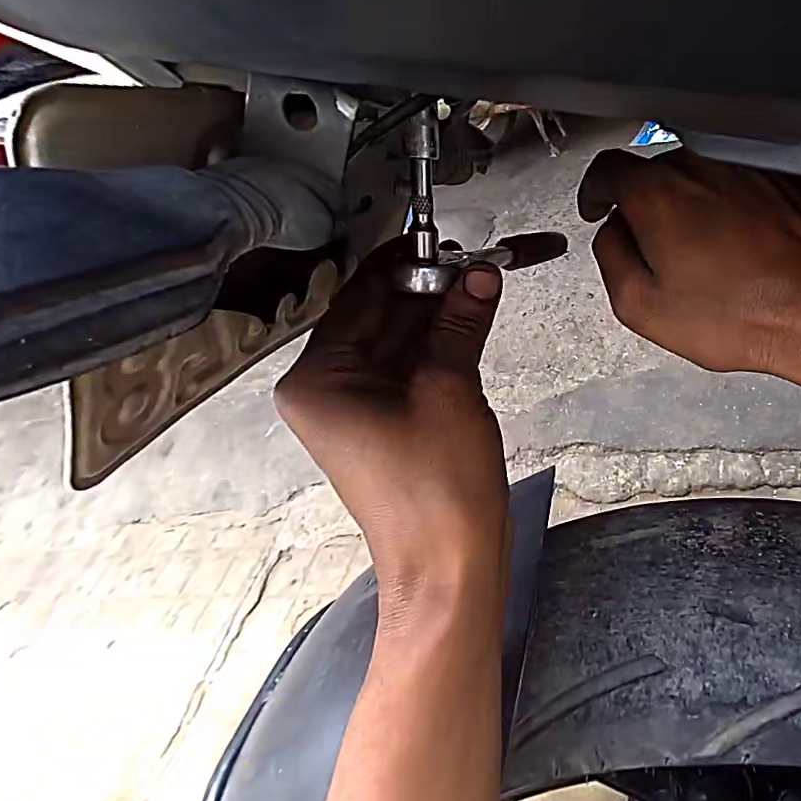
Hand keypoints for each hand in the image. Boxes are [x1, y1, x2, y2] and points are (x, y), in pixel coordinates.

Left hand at [275, 242, 508, 588]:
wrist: (452, 564)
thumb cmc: (438, 486)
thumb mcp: (450, 389)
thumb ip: (460, 323)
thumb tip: (480, 273)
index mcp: (318, 378)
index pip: (360, 297)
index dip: (404, 262)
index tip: (439, 236)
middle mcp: (329, 386)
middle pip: (382, 316)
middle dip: (430, 286)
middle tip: (474, 258)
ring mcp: (360, 404)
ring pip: (403, 338)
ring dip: (442, 312)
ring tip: (482, 279)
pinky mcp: (391, 417)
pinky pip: (414, 364)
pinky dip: (444, 341)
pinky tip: (473, 313)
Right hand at [578, 149, 800, 428]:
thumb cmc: (744, 315)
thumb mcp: (643, 306)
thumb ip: (611, 256)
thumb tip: (612, 233)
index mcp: (659, 193)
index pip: (607, 168)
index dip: (595, 191)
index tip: (599, 206)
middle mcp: (701, 164)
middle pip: (654, 172)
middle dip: (648, 208)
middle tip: (663, 253)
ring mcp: (745, 163)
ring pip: (698, 175)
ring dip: (692, 206)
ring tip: (712, 257)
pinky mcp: (780, 171)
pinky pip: (737, 180)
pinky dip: (730, 204)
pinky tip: (742, 246)